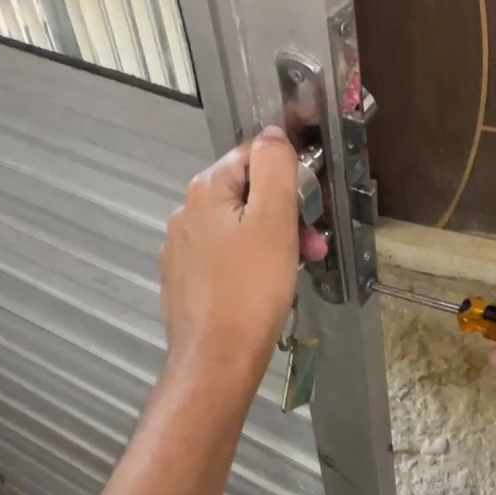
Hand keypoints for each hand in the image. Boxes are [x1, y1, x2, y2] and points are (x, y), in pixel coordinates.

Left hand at [159, 127, 327, 384]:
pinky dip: (254, 259)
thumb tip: (273, 133)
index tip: (311, 202)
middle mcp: (187, 210)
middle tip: (313, 241)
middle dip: (286, 210)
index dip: (289, 172)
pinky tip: (271, 282)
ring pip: (240, 224)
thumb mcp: (274, 218)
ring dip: (276, 236)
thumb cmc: (252, 287)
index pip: (255, 154)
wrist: (217, 361)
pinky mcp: (186, 277)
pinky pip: (228, 253)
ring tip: (302, 263)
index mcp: (206, 188)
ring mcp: (182, 246)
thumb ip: (275, 166)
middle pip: (248, 190)